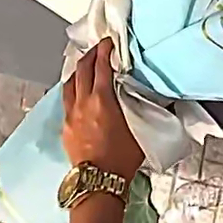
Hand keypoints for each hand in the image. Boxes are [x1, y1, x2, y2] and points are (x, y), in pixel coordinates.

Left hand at [62, 39, 144, 179]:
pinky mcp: (65, 126)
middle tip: (99, 48)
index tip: (109, 42)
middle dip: (91, 55)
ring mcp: (71, 114)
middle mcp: (83, 103)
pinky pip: (67, 98)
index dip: (105, 50)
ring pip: (70, 83)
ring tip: (86, 65)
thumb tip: (156, 97)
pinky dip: (73, 87)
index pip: (101, 66)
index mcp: (102, 100)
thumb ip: (142, 108)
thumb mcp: (139, 128)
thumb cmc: (123, 156)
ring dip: (79, 70)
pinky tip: (78, 90)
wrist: (99, 181)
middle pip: (82, 69)